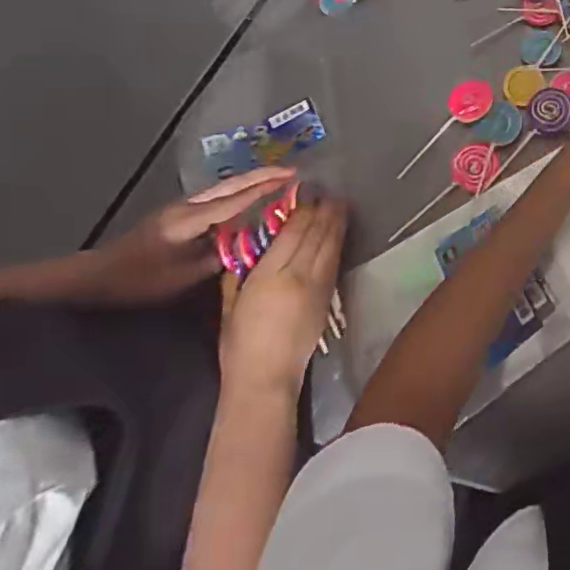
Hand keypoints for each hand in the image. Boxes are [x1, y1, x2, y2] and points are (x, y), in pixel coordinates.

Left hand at [93, 166, 297, 304]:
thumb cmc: (139, 280)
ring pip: (224, 187)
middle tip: (293, 171)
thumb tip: (248, 245)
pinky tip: (251, 193)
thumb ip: (217, 258)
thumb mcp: (181, 277)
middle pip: (232, 185)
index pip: (235, 200)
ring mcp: (183, 207)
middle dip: (263, 175)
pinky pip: (218, 196)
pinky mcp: (180, 213)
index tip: (292, 179)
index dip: (265, 189)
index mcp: (190, 219)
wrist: (97, 277)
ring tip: (279, 177)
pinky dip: (239, 190)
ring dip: (252, 180)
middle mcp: (189, 206)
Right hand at [221, 198, 346, 392]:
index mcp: (271, 274)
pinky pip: (334, 262)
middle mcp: (300, 274)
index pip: (294, 231)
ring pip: (331, 245)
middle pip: (318, 233)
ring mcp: (318, 286)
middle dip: (326, 209)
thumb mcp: (230, 305)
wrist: (266, 378)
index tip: (305, 192)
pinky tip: (338, 234)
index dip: (302, 208)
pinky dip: (337, 244)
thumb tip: (247, 253)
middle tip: (330, 191)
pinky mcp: (328, 298)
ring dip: (337, 222)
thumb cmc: (239, 344)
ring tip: (340, 204)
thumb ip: (238, 276)